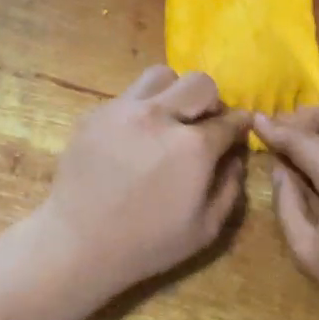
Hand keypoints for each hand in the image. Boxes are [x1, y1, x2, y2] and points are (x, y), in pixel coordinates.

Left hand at [40, 66, 250, 291]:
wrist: (78, 243)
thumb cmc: (147, 244)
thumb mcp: (205, 229)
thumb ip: (229, 188)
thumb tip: (235, 158)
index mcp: (193, 146)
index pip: (230, 120)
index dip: (240, 126)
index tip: (238, 131)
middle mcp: (160, 116)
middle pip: (200, 83)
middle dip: (211, 101)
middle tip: (203, 125)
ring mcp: (123, 110)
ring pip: (161, 76)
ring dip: (174, 92)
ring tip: (168, 118)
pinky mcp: (95, 114)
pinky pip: (127, 95)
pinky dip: (140, 108)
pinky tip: (134, 136)